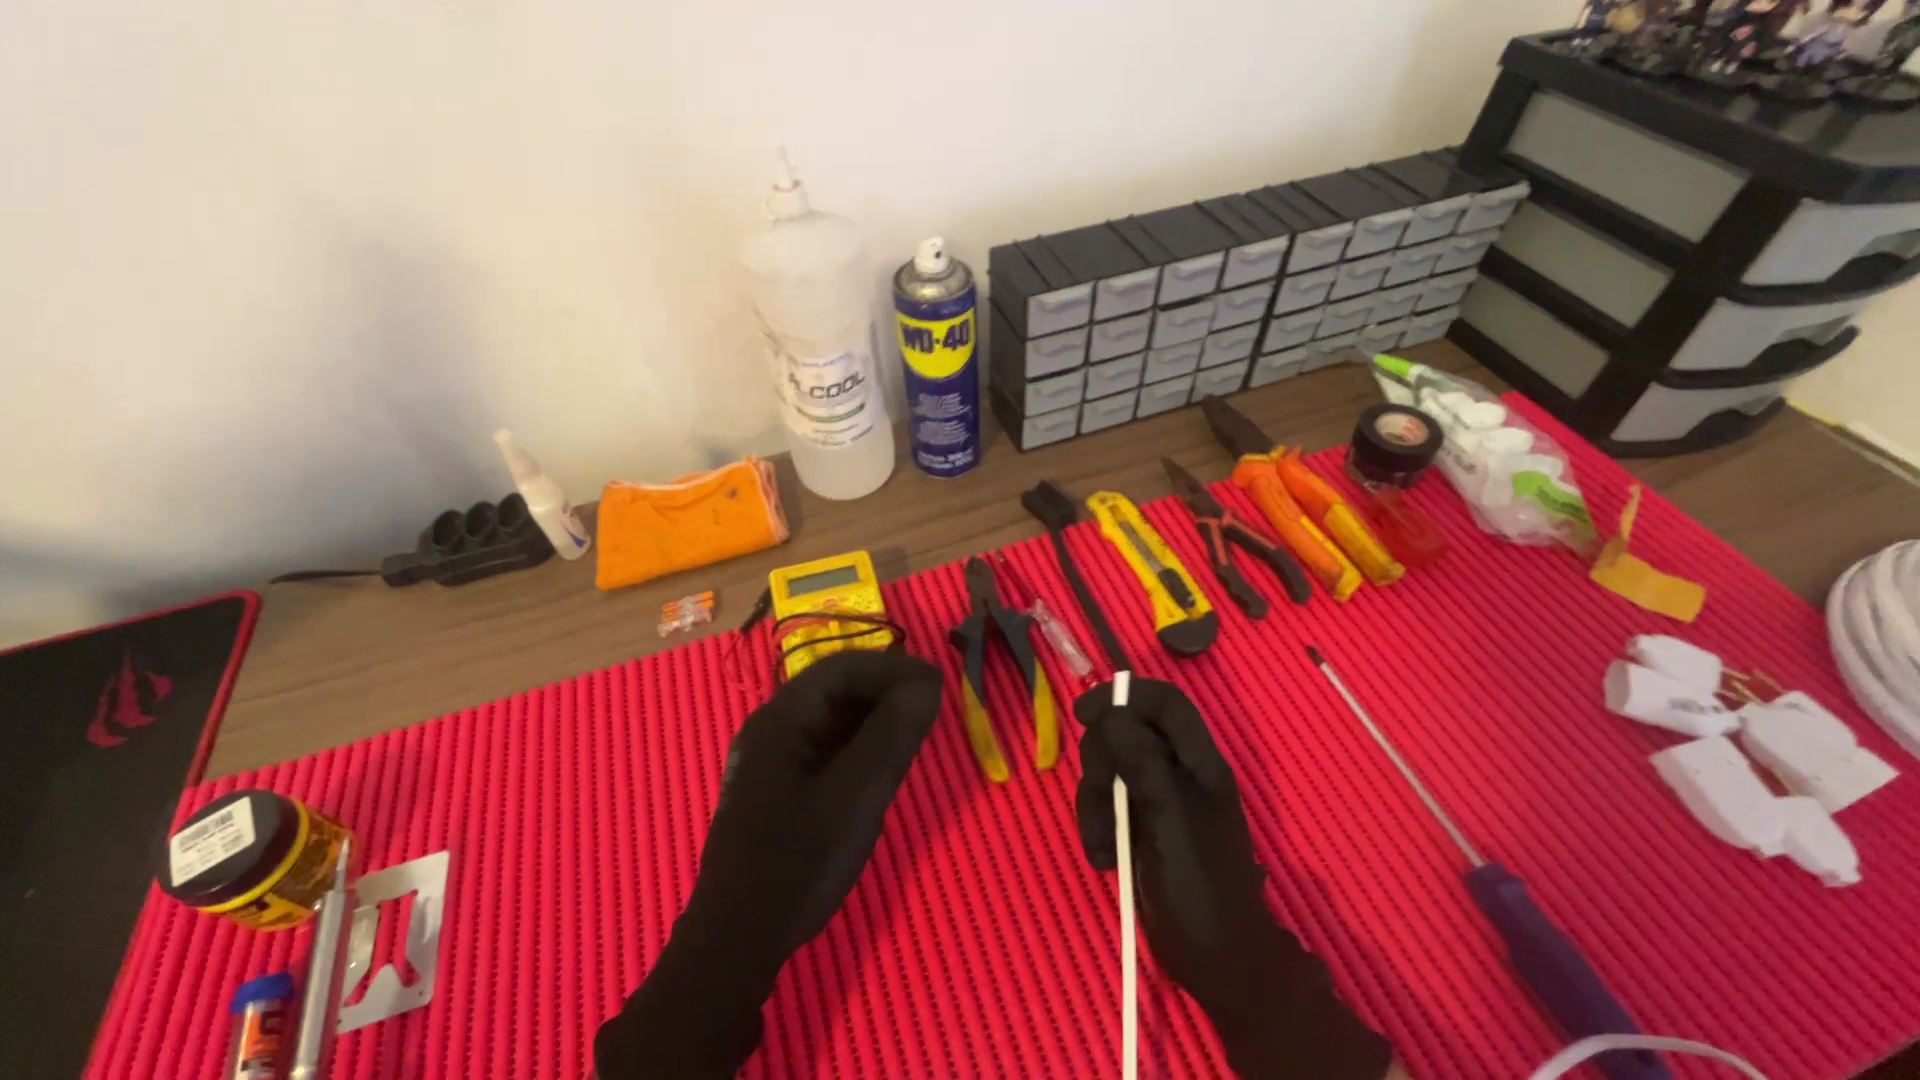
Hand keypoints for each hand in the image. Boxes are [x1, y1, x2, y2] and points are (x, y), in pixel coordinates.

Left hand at [691, 647, 943, 959]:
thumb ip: (892, 734)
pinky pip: (827, 749)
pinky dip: (861, 746)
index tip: (939, 686)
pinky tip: (884, 765)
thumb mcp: (856, 795)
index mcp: (779, 720)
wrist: (738, 940)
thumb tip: (927, 684)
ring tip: (917, 732)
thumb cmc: (798, 861)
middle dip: (886, 690)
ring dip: (876, 718)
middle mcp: (771, 730)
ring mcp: (773, 762)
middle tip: (933, 708)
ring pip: (832, 720)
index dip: (893, 669)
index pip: (841, 668)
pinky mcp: (781, 791)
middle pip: (834, 689)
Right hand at [1076, 679, 1392, 1079]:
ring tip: (1103, 847)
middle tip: (1102, 798)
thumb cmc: (1201, 886)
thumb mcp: (1170, 817)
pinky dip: (1096, 826)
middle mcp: (1176, 772)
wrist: (1216, 959)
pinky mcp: (1139, 828)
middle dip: (1102, 765)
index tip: (1083, 714)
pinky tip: (1103, 857)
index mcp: (1197, 761)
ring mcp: (1156, 800)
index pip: (1163, 702)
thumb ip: (1143, 761)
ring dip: (1094, 805)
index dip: (1124, 696)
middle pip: (1123, 735)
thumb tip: (1111, 714)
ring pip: (1108, 772)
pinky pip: (1106, 806)